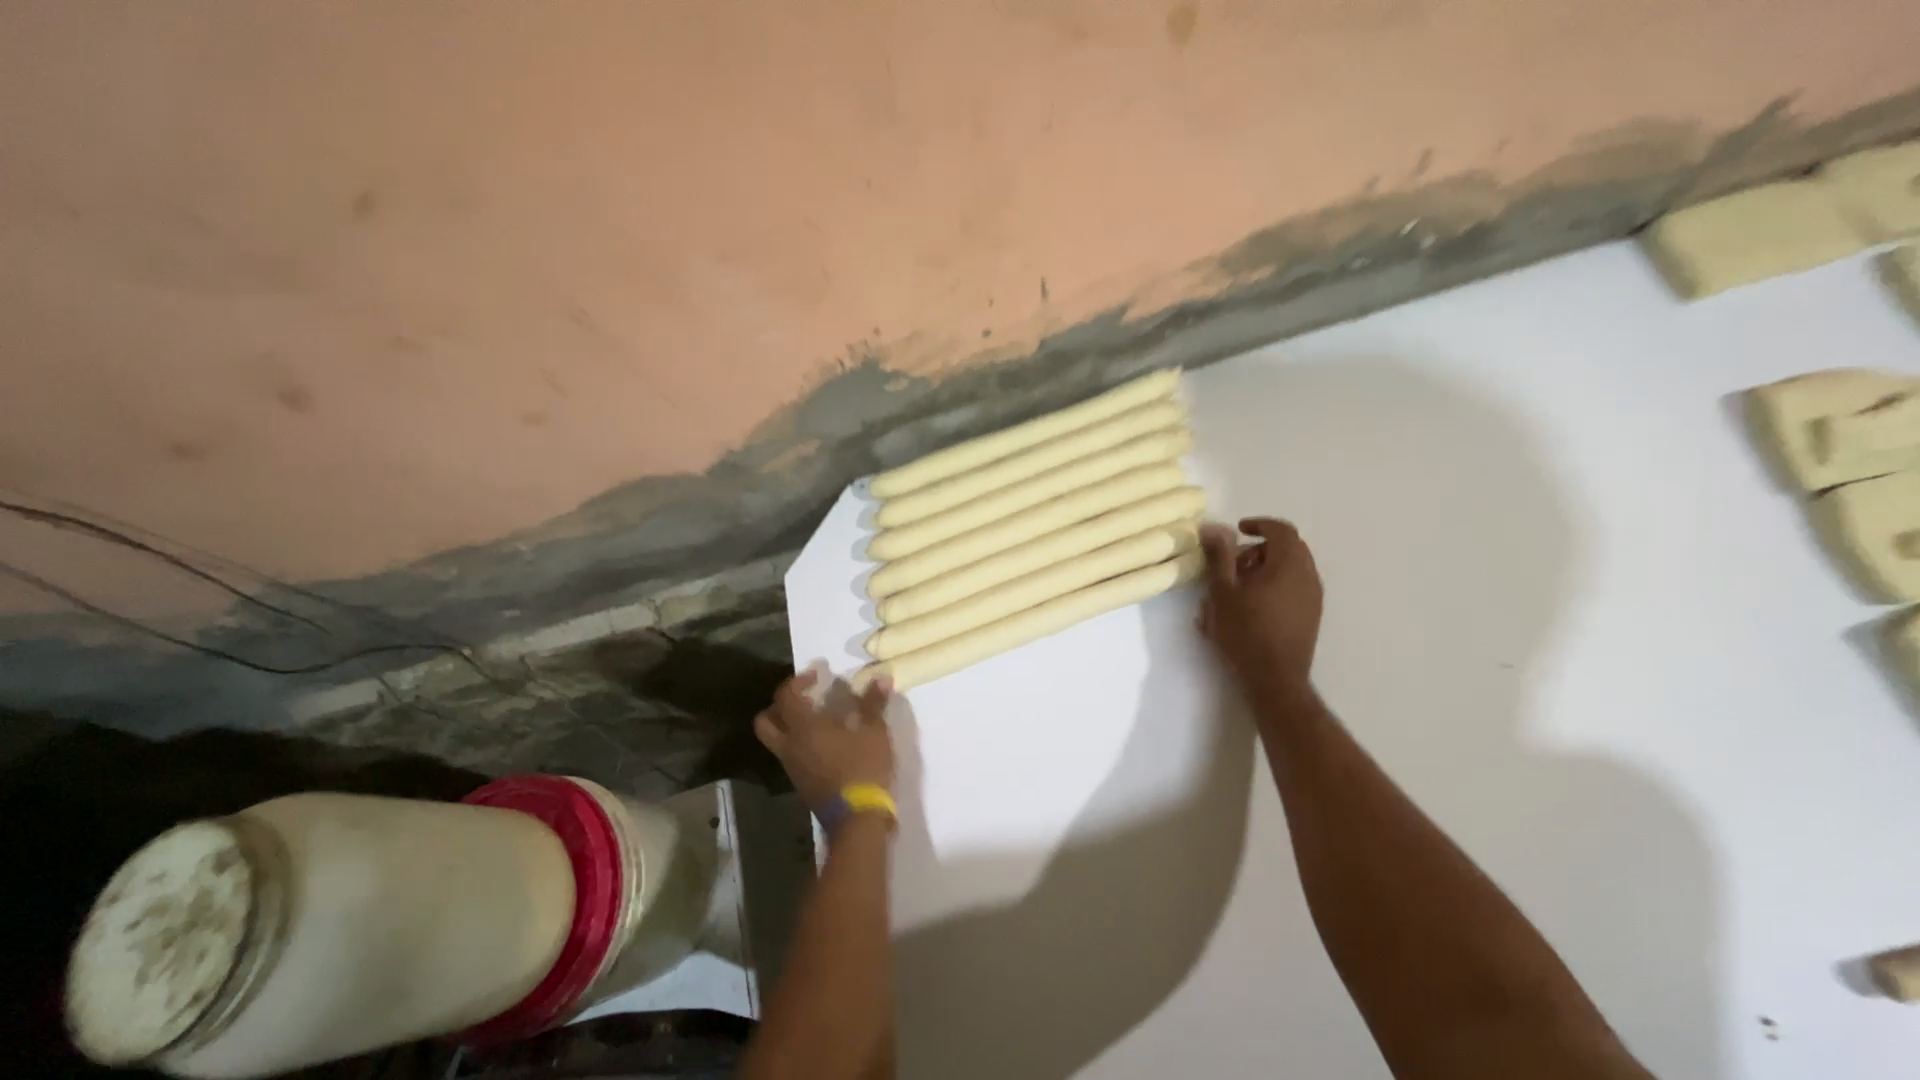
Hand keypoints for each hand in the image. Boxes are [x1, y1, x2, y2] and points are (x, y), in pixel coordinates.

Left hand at [755, 670, 894, 807]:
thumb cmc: (863, 768)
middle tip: (802, 698)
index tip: (817, 675)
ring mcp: (791, 767)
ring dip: (787, 726)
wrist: (857, 819)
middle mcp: (789, 746)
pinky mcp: (800, 784)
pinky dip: (799, 745)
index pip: (785, 696)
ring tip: (815, 721)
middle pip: (765, 721)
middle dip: (779, 705)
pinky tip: (824, 745)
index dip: (798, 680)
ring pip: (775, 741)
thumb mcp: (874, 732)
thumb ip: (873, 703)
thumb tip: (881, 677)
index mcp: (803, 728)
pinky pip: (789, 757)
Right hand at [1197, 518, 1323, 701]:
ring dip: (1268, 568)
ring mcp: (1314, 596)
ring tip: (1241, 588)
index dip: (1259, 524)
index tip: (1238, 530)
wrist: (1275, 678)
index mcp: (1289, 564)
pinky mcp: (1312, 615)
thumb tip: (1213, 527)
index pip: (1281, 529)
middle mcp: (1308, 575)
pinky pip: (1296, 586)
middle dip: (1261, 548)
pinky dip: (1277, 584)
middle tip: (1235, 564)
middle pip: (1289, 548)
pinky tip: (1255, 606)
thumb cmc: (1245, 631)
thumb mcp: (1223, 591)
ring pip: (1293, 568)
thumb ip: (1220, 556)